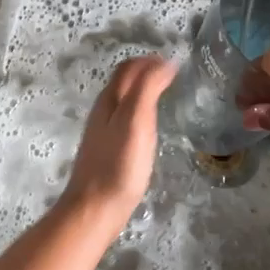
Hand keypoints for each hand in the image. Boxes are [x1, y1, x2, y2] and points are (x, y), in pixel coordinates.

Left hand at [60, 56, 174, 232]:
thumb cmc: (119, 164)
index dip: (150, 61)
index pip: (129, 68)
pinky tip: (148, 127)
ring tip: (164, 95)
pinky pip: (123, 118)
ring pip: (122, 99)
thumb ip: (147, 89)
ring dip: (142, 90)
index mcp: (110, 98)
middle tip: (172, 76)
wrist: (94, 208)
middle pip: (123, 80)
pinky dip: (139, 110)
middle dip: (146, 71)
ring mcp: (102, 130)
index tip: (175, 64)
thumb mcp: (137, 121)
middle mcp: (103, 109)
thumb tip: (164, 62)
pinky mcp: (106, 149)